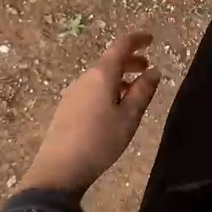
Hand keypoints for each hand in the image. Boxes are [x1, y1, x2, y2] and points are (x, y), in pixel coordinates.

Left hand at [19, 32, 162, 196]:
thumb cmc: (99, 141)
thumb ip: (143, 91)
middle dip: (130, 61)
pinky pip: (91, 89)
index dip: (137, 39)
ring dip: (119, 77)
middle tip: (147, 68)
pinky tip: (113, 107)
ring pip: (100, 76)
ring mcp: (73, 93)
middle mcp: (85, 78)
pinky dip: (107, 89)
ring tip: (133, 91)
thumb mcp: (129, 117)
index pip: (121, 46)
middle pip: (110, 61)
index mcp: (102, 75)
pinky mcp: (66, 109)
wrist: (57, 172)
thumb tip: (154, 70)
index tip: (151, 39)